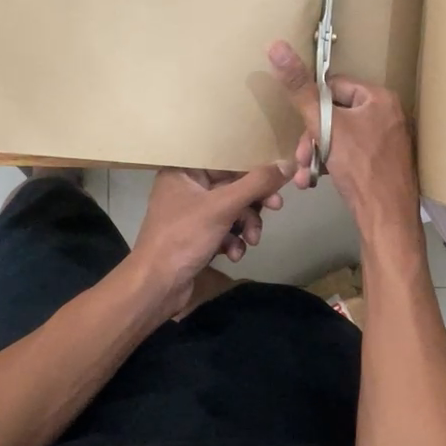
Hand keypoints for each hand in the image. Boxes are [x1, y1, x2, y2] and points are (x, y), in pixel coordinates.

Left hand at [130, 166, 288, 315]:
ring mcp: (191, 214)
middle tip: (276, 208)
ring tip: (251, 241)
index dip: (254, 169)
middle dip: (254, 203)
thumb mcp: (223, 207)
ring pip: (232, 210)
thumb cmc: (184, 237)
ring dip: (247, 226)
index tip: (277, 179)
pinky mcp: (196, 237)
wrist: (157, 285)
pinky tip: (234, 254)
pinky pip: (224, 230)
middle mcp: (186, 188)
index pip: (226, 160)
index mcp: (183, 172)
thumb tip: (288, 164)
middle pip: (233, 186)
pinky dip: (234, 241)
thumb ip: (257, 184)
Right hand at [266, 40, 419, 240]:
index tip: (300, 128)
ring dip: (316, 154)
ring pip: (340, 137)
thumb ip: (300, 90)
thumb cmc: (359, 166)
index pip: (335, 86)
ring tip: (303, 173)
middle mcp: (389, 114)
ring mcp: (389, 140)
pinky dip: (332, 165)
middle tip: (299, 158)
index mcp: (380, 98)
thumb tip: (277, 46)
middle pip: (336, 114)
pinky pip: (352, 154)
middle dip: (311, 137)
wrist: (386, 217)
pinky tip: (315, 180)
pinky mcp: (384, 162)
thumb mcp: (325, 126)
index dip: (312, 106)